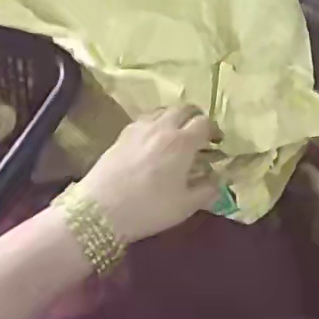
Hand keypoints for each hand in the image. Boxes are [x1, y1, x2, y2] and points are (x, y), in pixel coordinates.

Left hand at [75, 105, 220, 241]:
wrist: (100, 210)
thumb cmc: (149, 208)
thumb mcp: (185, 206)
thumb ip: (207, 190)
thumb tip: (218, 179)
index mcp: (182, 142)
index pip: (204, 123)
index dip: (214, 130)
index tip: (217, 142)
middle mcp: (162, 127)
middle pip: (183, 108)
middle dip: (195, 117)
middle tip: (199, 133)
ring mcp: (139, 128)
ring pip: (162, 111)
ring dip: (174, 118)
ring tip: (176, 135)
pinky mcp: (121, 135)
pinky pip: (145, 120)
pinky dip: (155, 124)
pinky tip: (153, 142)